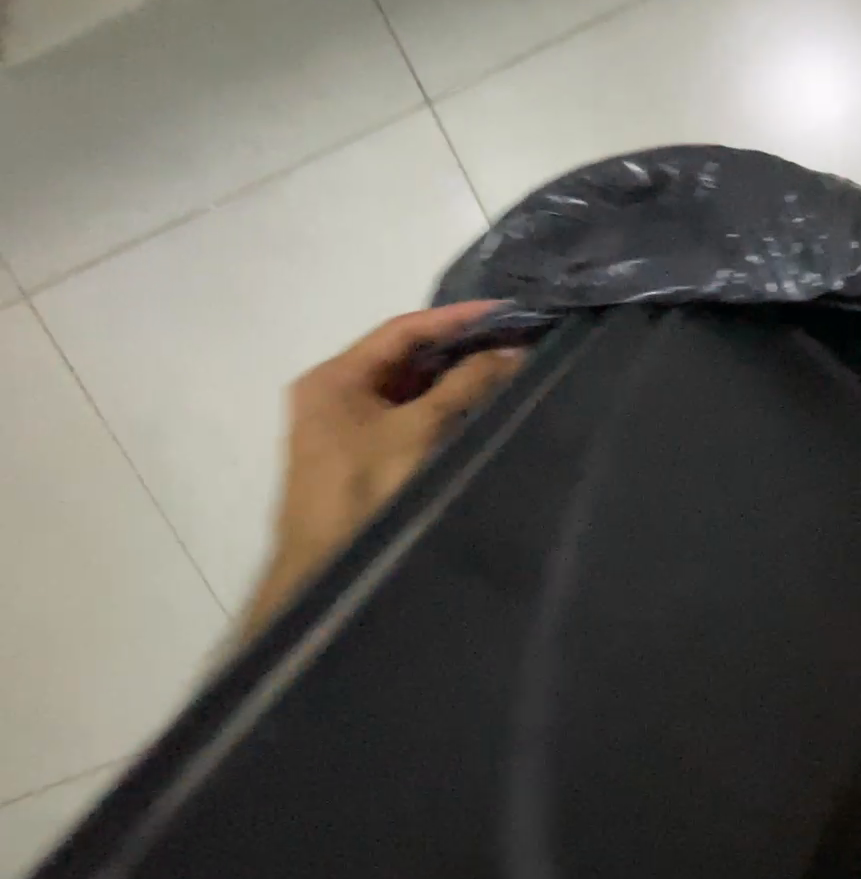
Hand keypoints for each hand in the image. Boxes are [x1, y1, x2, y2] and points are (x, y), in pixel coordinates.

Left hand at [241, 302, 523, 636]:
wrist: (325, 567)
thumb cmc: (366, 489)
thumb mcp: (420, 429)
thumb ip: (466, 385)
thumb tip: (513, 352)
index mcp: (334, 377)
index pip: (403, 329)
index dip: (458, 318)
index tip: (509, 311)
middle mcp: (338, 393)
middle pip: (408, 356)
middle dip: (463, 346)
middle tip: (518, 339)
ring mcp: (351, 424)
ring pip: (413, 386)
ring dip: (459, 376)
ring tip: (511, 367)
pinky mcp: (367, 452)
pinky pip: (413, 413)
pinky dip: (448, 404)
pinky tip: (484, 404)